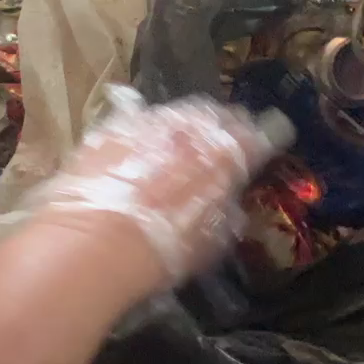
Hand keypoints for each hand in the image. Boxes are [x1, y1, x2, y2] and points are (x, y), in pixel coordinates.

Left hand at [25, 89, 286, 282]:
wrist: (94, 243)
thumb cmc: (162, 250)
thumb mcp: (209, 243)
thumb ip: (225, 216)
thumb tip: (230, 208)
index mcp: (225, 156)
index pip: (258, 135)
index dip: (266, 136)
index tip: (270, 137)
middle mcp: (190, 130)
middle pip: (215, 116)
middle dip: (223, 125)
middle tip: (225, 137)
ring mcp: (147, 124)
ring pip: (176, 114)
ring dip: (184, 125)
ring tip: (183, 140)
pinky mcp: (111, 129)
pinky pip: (136, 122)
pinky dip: (144, 132)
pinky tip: (141, 147)